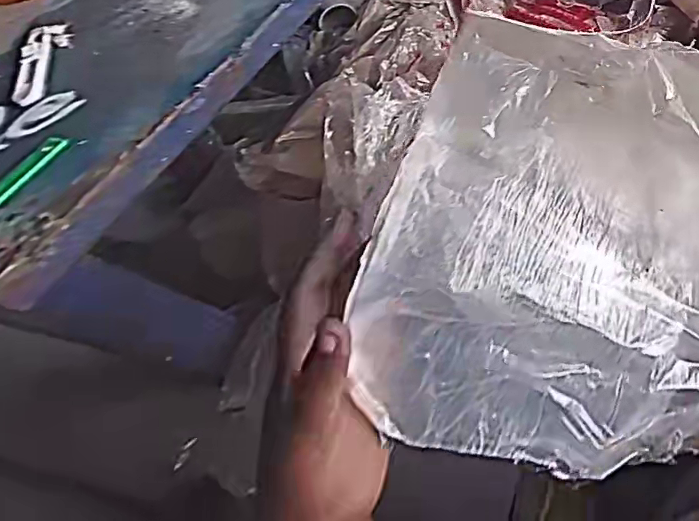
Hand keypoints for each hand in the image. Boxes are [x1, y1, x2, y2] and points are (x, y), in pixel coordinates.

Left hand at [263, 212, 386, 520]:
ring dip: (362, 275)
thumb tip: (333, 327)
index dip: (324, 253)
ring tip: (384, 243)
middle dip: (342, 252)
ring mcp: (337, 367)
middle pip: (326, 291)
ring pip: (347, 308)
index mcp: (295, 357)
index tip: (347, 220)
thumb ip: (320, 380)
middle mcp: (314, 352)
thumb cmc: (302, 479)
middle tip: (367, 218)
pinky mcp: (360, 384)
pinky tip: (403, 296)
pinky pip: (371, 334)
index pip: (307, 292)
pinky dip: (383, 309)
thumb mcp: (309, 429)